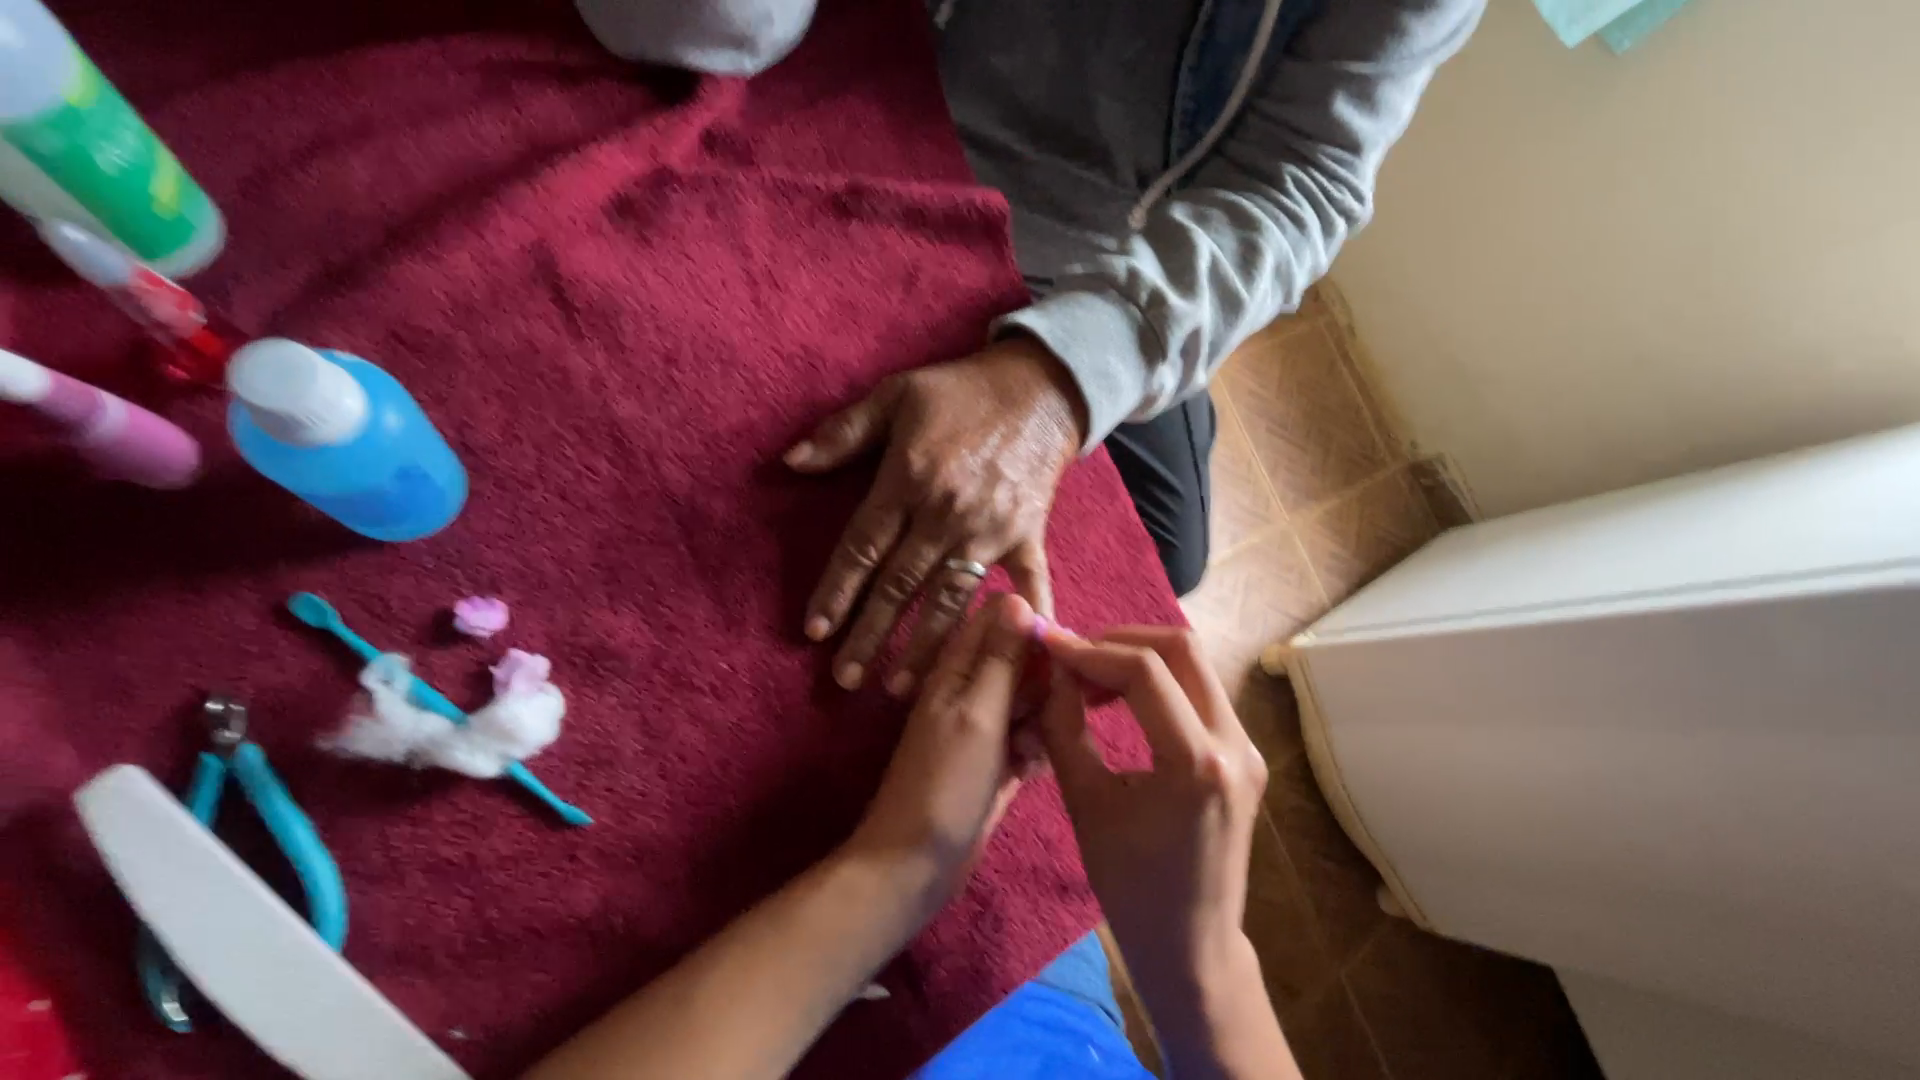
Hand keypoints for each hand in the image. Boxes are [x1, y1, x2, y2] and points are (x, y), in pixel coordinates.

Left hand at [786, 337, 1087, 696]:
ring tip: (900, 687)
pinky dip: (1024, 621)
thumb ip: (843, 432)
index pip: (862, 548)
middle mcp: (945, 513)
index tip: (815, 631)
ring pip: (950, 598)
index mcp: (907, 479)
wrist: (1039, 389)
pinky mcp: (1029, 536)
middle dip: (870, 633)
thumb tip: (791, 462)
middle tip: (846, 677)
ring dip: (925, 646)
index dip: (836, 591)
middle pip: (898, 585)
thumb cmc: (959, 393)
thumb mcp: (894, 394)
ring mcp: (991, 530)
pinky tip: (1019, 663)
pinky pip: (1028, 585)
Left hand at [844, 595, 1045, 905]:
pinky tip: (1029, 772)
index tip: (1063, 651)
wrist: (915, 863)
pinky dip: (1035, 751)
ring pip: (1032, 701)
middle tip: (1044, 712)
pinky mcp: (996, 762)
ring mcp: (984, 728)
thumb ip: (1000, 658)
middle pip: (1022, 661)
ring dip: (1042, 719)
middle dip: (1044, 680)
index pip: (999, 619)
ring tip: (1029, 751)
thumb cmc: (945, 782)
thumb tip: (1016, 594)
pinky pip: (1030, 739)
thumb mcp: (978, 712)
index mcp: (957, 668)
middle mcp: (971, 690)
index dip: (1034, 626)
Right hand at [1035, 626, 1268, 987]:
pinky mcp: (1245, 756)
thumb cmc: (1130, 886)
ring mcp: (1248, 748)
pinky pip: (1202, 694)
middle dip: (1120, 640)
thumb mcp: (1085, 803)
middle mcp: (1234, 745)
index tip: (1048, 646)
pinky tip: (1122, 701)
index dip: (1090, 650)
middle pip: (1182, 649)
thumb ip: (1065, 727)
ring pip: (1196, 666)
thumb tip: (1052, 671)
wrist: (1191, 945)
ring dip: (1141, 658)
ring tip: (1091, 678)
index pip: (1144, 671)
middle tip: (1073, 657)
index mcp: (1196, 764)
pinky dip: (1160, 682)